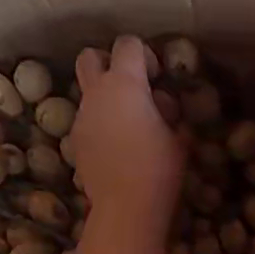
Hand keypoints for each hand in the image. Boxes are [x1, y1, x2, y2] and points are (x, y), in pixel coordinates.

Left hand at [71, 36, 182, 234]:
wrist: (126, 208)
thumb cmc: (159, 169)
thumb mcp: (179, 139)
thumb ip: (168, 114)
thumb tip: (161, 107)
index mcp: (124, 84)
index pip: (129, 45)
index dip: (145, 54)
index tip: (158, 77)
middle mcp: (96, 94)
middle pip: (90, 57)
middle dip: (108, 63)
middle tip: (130, 87)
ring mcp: (81, 119)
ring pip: (88, 95)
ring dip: (106, 101)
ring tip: (129, 128)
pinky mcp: (76, 145)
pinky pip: (87, 124)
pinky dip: (100, 128)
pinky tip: (117, 151)